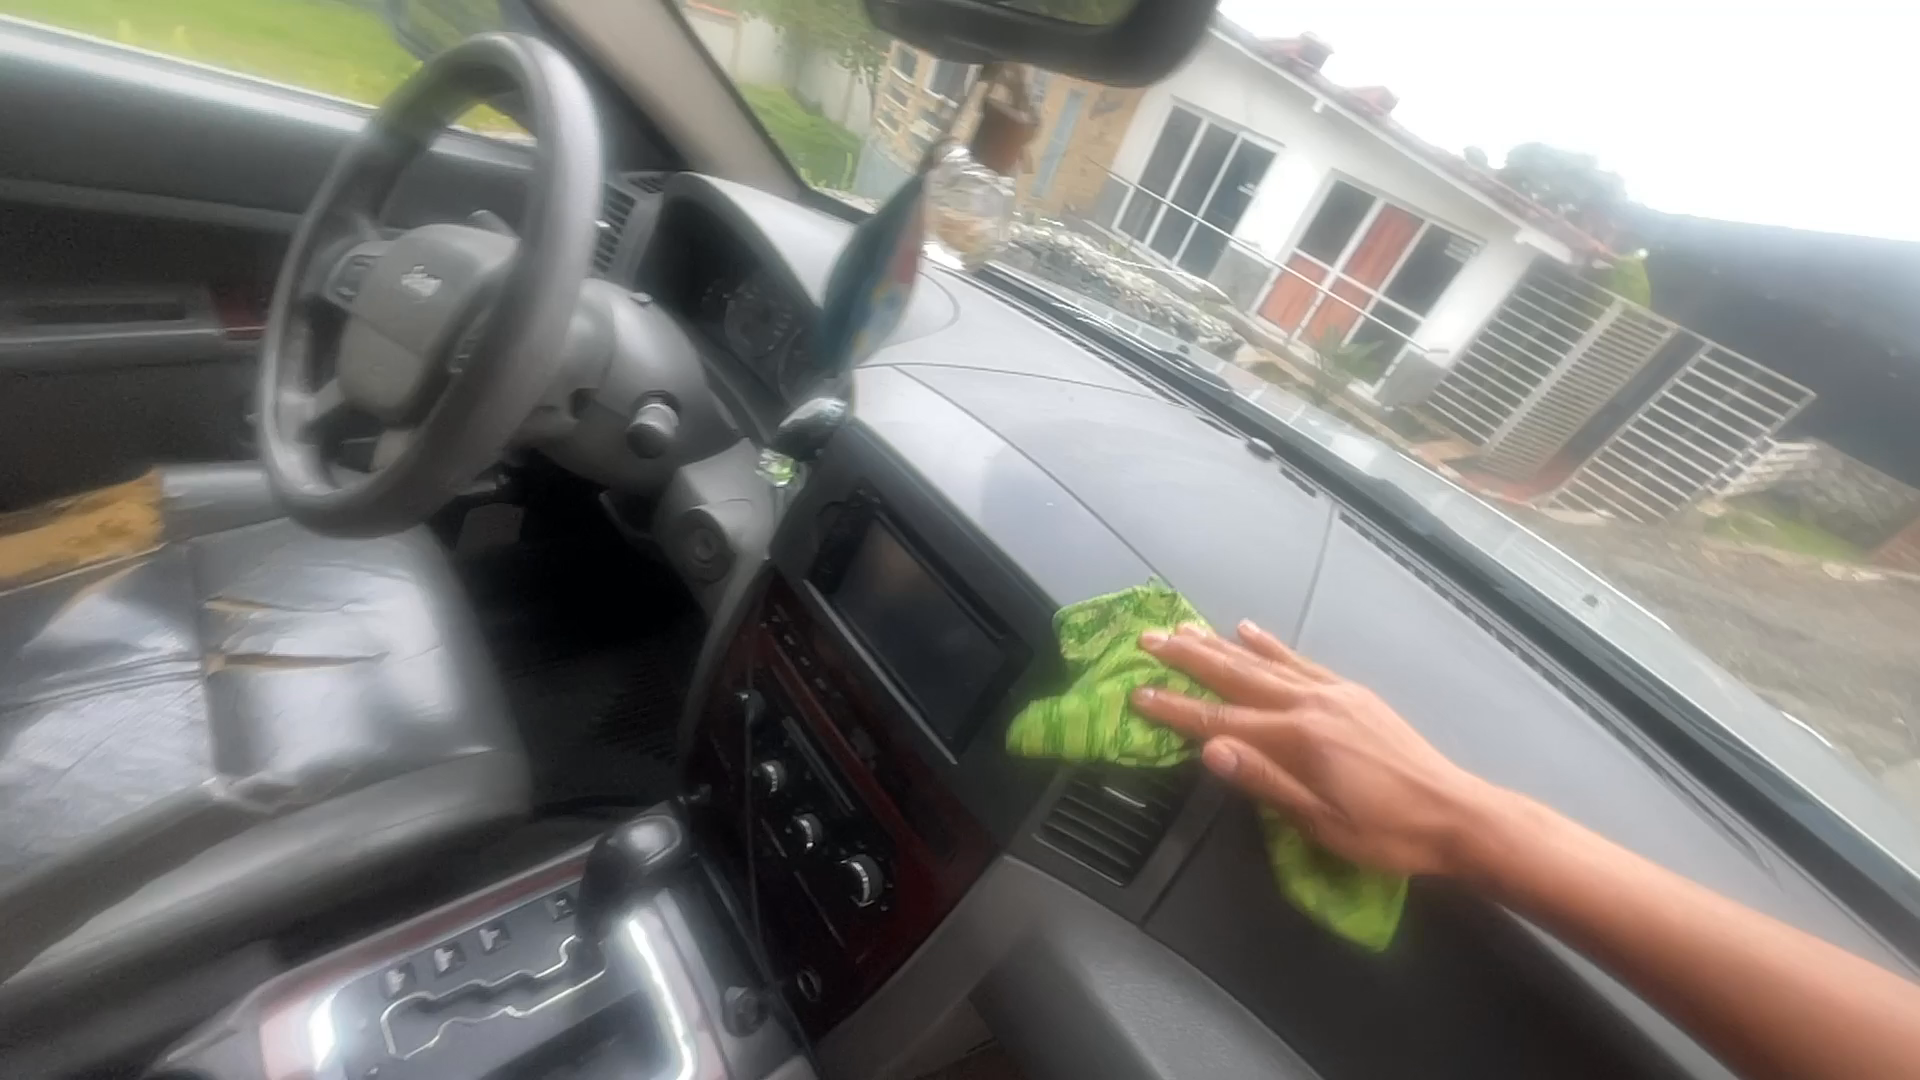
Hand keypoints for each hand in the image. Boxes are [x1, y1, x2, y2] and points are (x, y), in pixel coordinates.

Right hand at [1132, 621, 1501, 877]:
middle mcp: (1305, 703)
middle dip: (1185, 657)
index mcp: (1295, 739)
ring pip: (1259, 661)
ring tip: (1181, 626)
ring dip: (1215, 644)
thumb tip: (1209, 748)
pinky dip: (1267, 643)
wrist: (1458, 814)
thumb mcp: (1321, 823)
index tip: (1137, 692)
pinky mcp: (1347, 689)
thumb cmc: (1385, 832)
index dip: (1174, 708)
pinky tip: (1245, 629)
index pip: (1219, 719)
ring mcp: (1328, 691)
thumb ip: (1264, 781)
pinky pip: (1297, 660)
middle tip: (1147, 639)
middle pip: (1233, 675)